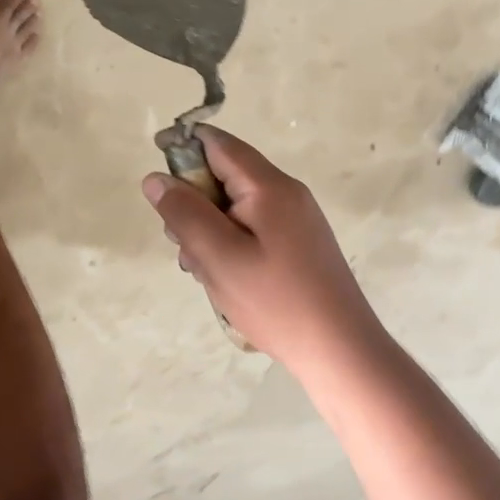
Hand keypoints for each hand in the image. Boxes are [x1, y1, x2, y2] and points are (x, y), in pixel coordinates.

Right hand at [142, 124, 384, 372]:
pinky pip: (249, 226)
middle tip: (184, 244)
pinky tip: (225, 277)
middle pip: (223, 175)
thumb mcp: (218, 256)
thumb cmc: (277, 302)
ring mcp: (295, 219)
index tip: (157, 184)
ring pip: (233, 204)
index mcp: (269, 187)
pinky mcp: (297, 243)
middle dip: (193, 202)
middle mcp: (286, 193)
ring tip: (204, 269)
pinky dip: (228, 242)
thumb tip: (155, 178)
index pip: (217, 143)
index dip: (180, 150)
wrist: (344, 355)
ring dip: (208, 228)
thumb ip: (183, 212)